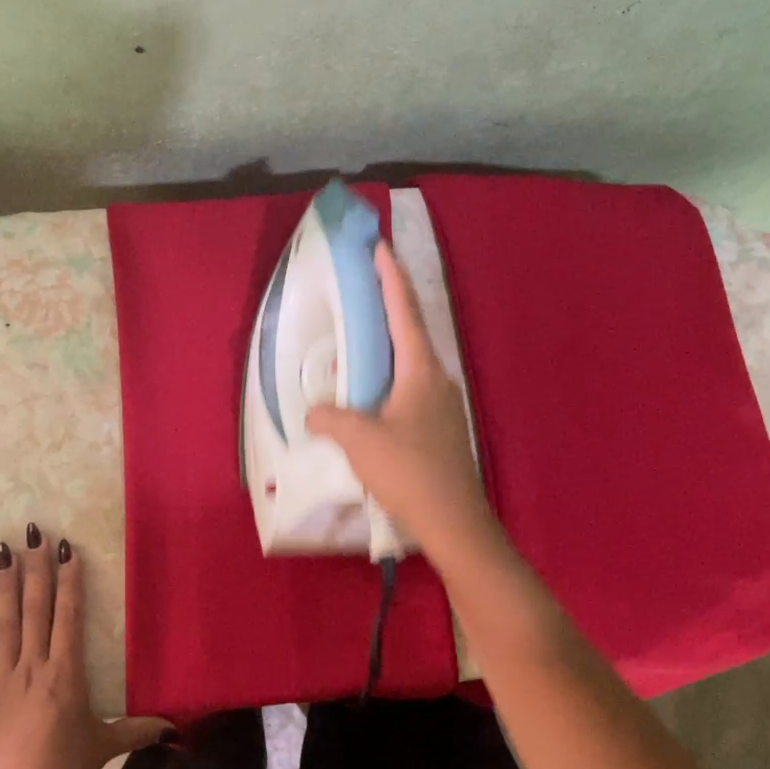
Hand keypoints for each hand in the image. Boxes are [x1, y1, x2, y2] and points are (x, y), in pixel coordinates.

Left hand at [0, 524, 172, 768]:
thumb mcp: (103, 749)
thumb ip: (137, 731)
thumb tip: (175, 728)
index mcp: (66, 675)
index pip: (69, 616)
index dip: (69, 580)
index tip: (66, 549)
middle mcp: (34, 667)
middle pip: (36, 609)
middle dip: (36, 569)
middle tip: (34, 532)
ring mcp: (3, 680)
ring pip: (6, 623)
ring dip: (4, 586)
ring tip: (3, 550)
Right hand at [306, 242, 496, 557]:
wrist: (453, 520)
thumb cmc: (408, 470)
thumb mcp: (358, 440)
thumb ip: (331, 418)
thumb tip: (316, 413)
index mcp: (420, 370)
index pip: (404, 312)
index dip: (390, 278)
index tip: (381, 248)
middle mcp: (438, 379)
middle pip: (411, 334)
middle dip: (388, 310)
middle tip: (364, 292)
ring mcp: (445, 406)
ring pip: (411, 366)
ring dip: (388, 351)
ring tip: (360, 348)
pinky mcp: (443, 430)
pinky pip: (412, 392)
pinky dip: (390, 382)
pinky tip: (374, 400)